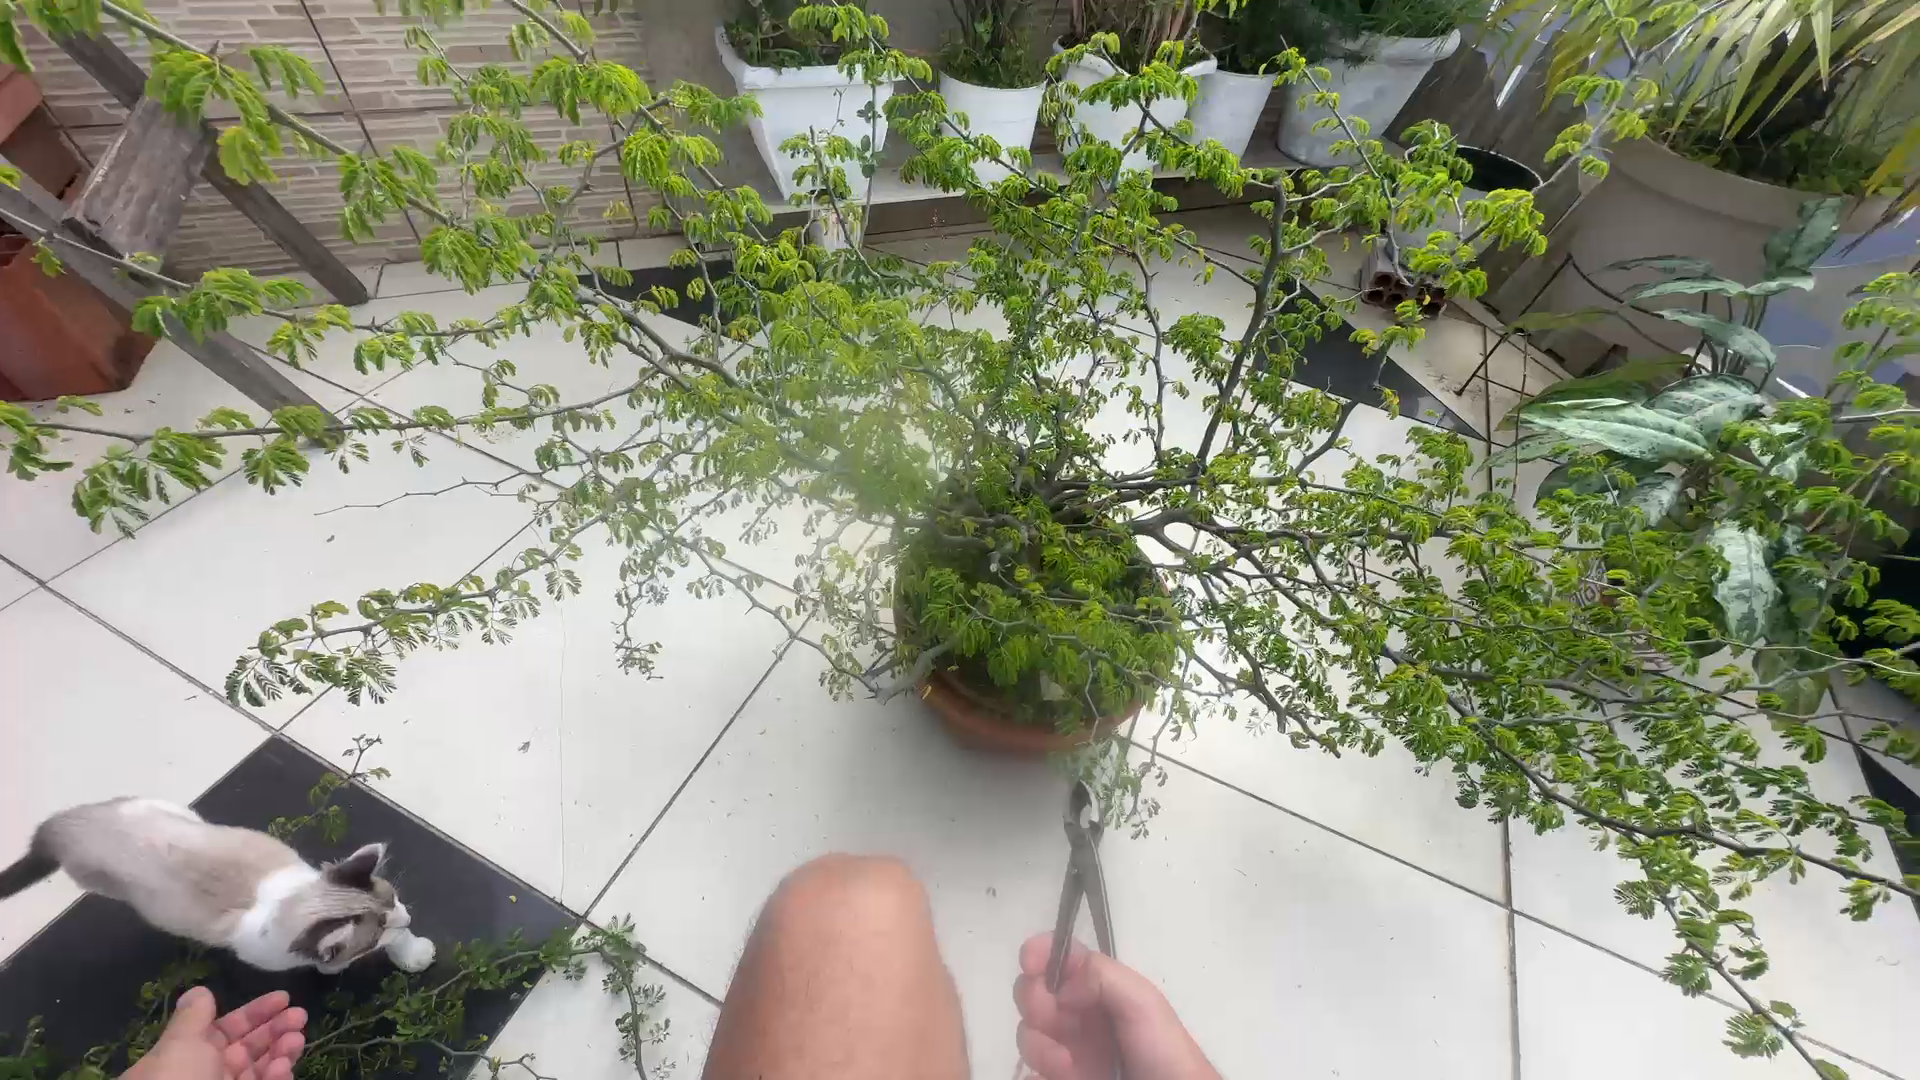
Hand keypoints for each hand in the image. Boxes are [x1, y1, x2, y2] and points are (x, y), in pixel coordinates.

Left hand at [122, 987, 308, 1079]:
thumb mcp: (177, 1048)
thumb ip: (192, 1017)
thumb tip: (198, 991)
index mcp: (184, 1060)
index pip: (224, 1029)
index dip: (254, 1012)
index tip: (284, 998)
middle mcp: (205, 1076)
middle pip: (249, 1045)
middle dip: (277, 1027)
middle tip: (299, 1017)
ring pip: (263, 1064)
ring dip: (284, 1048)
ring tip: (294, 1041)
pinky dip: (279, 1074)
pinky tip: (282, 1068)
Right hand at [1011, 933, 1219, 1079]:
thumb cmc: (1164, 1049)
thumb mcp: (1142, 1001)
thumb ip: (1100, 975)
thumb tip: (1059, 985)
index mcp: (1094, 984)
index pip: (1056, 954)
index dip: (1038, 951)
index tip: (1030, 964)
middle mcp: (1075, 1012)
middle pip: (1031, 990)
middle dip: (1033, 1000)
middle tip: (1051, 1019)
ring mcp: (1067, 1049)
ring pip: (1027, 1033)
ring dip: (1037, 1045)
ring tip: (1066, 1066)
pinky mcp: (1062, 1078)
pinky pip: (1031, 1070)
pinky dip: (1035, 1071)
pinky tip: (1059, 1076)